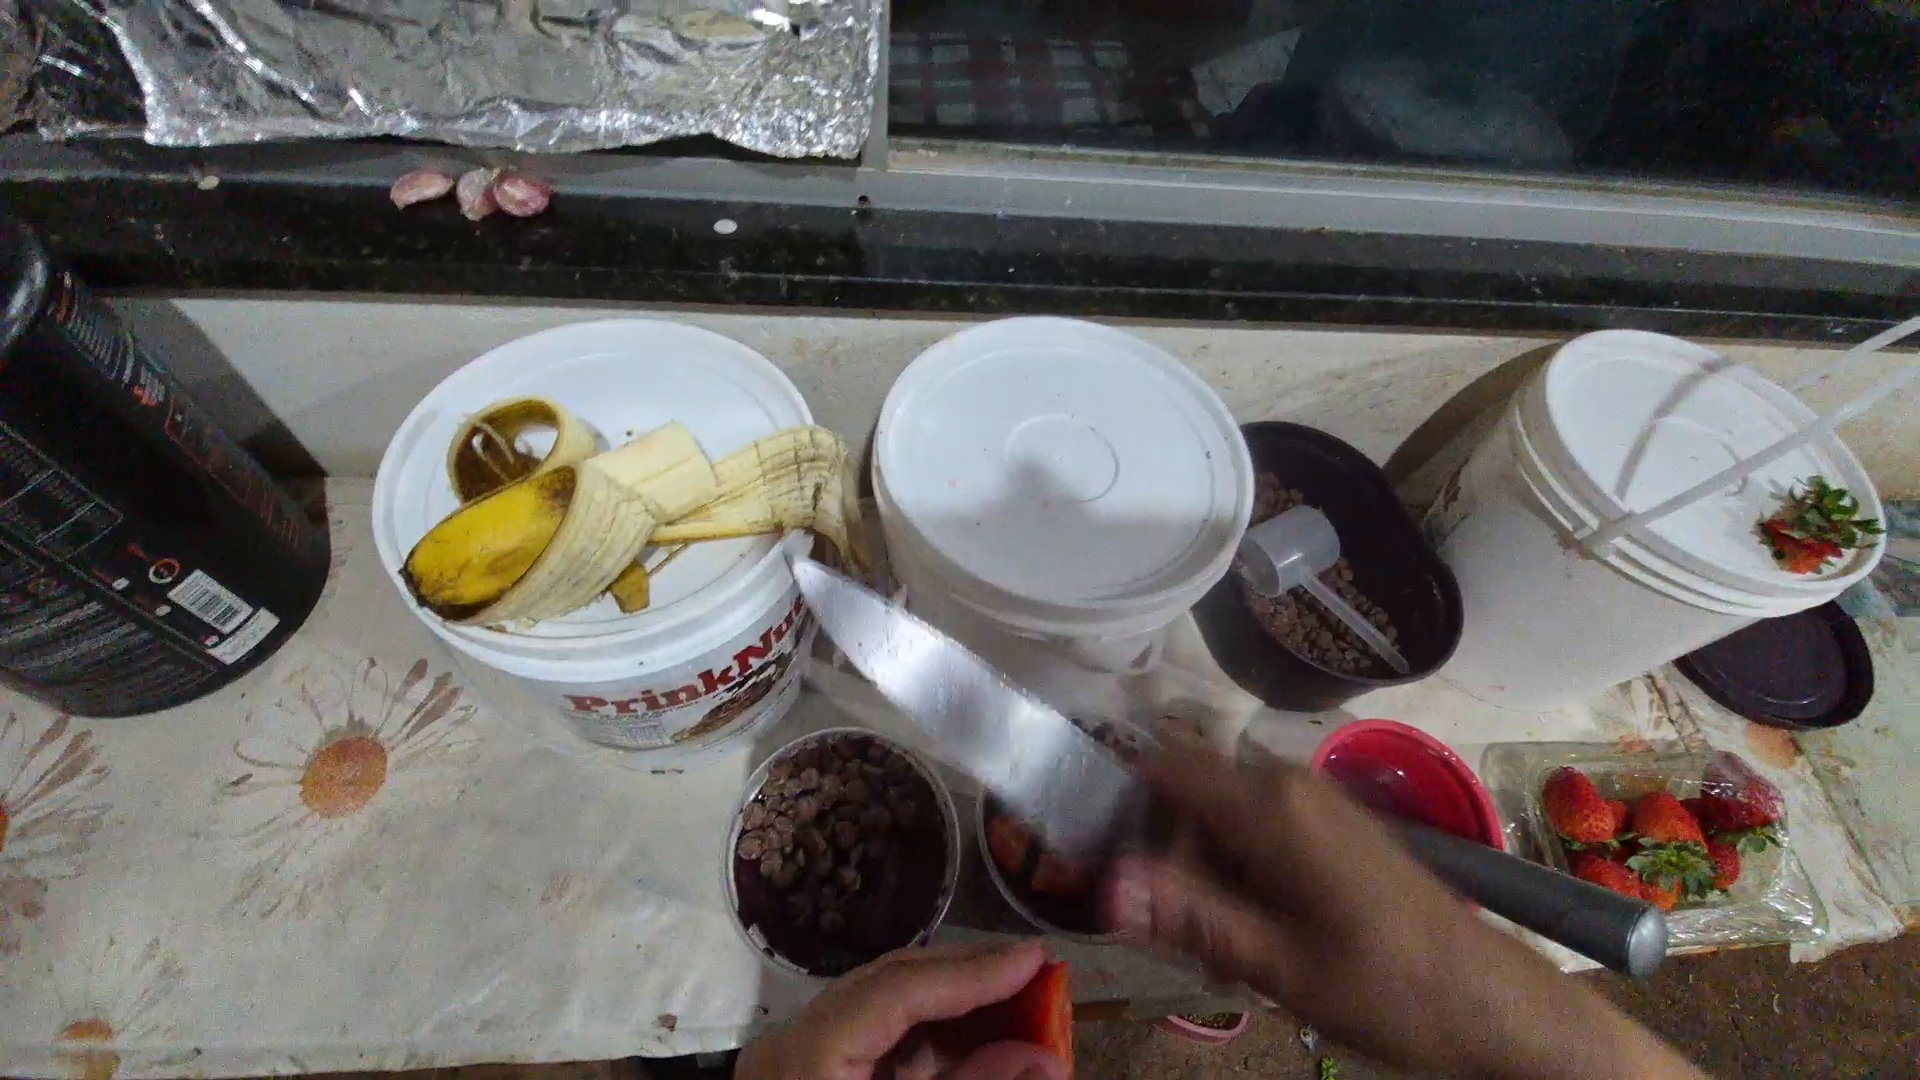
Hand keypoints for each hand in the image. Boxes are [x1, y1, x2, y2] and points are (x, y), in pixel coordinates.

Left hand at [735, 941, 1069, 1079]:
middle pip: (894, 980)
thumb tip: (1050, 1060)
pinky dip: (938, 1030)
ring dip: (958, 998)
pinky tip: (984, 1029)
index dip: (971, 972)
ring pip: (893, 1000)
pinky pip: (887, 1032)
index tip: (1034, 957)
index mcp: (808, 1056)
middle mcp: (801, 1035)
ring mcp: (808, 1047)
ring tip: (1020, 991)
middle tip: (1035, 967)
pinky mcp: (824, 1065)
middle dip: (969, 974)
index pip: (897, 990)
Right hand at [1103, 746, 1705, 1079]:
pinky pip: (1257, 819)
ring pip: (1221, 809)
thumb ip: (1188, 915)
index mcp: (1268, 805)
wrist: (1497, 1004)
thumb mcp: (1277, 964)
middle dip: (1170, 852)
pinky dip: (1239, 862)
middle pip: (1190, 792)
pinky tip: (1260, 923)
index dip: (1127, 803)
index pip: (1164, 768)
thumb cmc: (1385, 986)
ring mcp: (1312, 795)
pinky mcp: (1329, 816)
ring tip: (1224, 940)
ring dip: (1205, 865)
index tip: (1110, 856)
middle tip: (1177, 927)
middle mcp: (1285, 781)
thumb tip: (1107, 884)